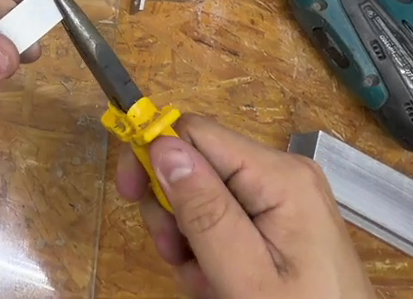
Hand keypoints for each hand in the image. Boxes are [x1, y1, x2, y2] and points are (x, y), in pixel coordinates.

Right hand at [116, 115, 371, 298]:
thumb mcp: (246, 278)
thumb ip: (204, 211)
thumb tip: (160, 144)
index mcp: (280, 176)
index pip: (193, 131)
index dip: (153, 155)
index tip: (128, 195)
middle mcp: (282, 173)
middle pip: (195, 160)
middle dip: (172, 206)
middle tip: (171, 254)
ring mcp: (284, 197)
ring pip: (202, 190)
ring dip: (186, 233)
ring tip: (200, 280)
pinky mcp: (281, 220)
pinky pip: (223, 213)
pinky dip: (207, 245)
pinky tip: (216, 280)